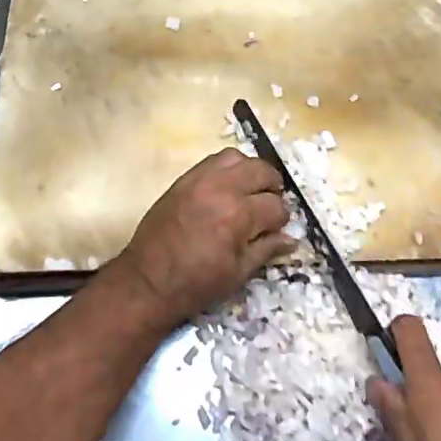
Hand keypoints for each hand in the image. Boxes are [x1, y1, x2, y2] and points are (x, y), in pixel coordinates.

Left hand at [102, 148, 294, 328]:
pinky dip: (227, 167)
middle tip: (270, 203)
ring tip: (250, 190)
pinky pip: (212, 160)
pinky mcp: (184, 178)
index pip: (275, 205)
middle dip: (272, 186)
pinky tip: (228, 186)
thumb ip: (266, 249)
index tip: (276, 228)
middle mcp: (221, 188)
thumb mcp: (238, 273)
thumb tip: (291, 238)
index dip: (281, 219)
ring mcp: (200, 179)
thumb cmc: (197, 283)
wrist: (149, 278)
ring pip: (236, 157)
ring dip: (249, 170)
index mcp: (238, 215)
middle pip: (260, 170)